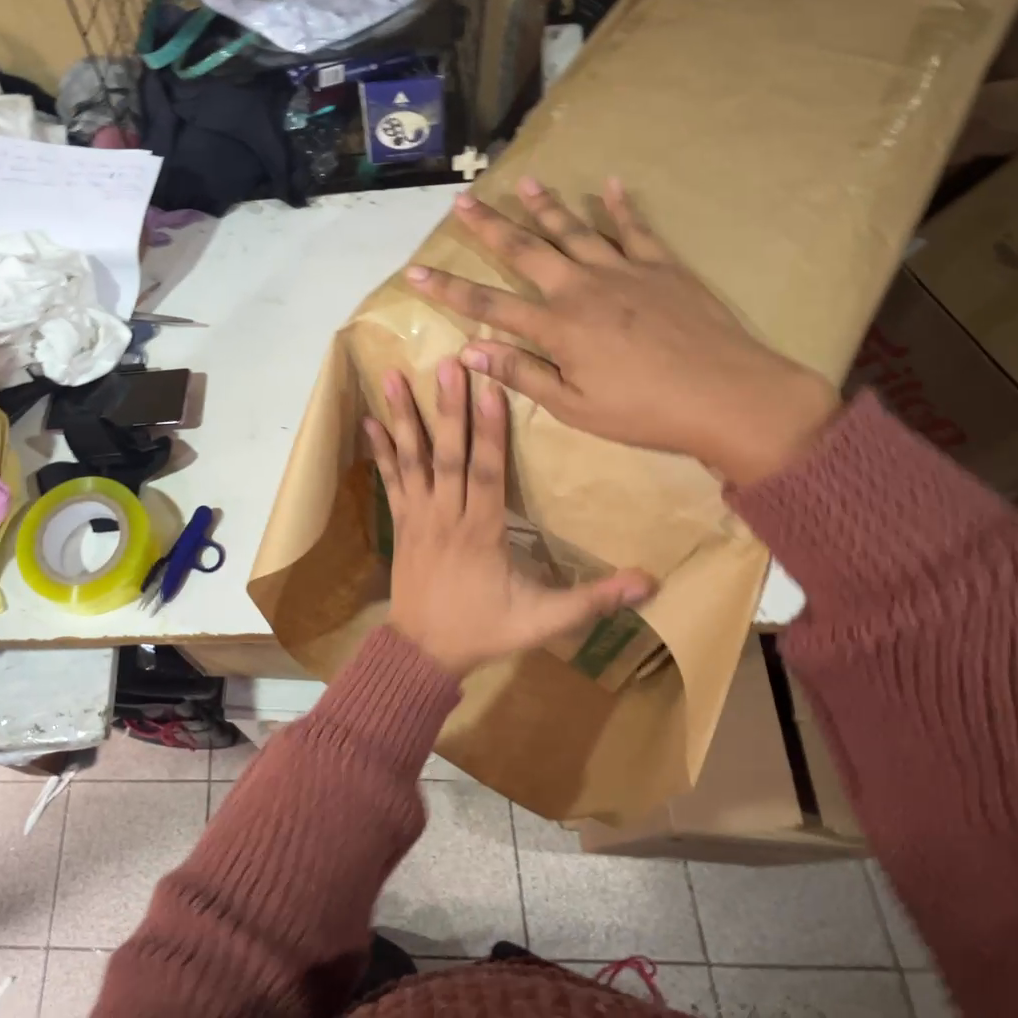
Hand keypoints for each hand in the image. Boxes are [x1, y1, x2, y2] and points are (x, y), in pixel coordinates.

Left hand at [364, 357, 655, 676]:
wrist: (422, 653)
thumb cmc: (484, 632)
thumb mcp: (543, 622)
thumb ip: (593, 601)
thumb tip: (649, 583)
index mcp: (481, 533)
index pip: (487, 474)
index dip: (490, 432)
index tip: (491, 389)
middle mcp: (445, 517)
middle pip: (448, 456)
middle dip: (448, 409)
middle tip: (446, 364)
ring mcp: (417, 518)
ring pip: (413, 461)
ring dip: (405, 419)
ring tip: (393, 377)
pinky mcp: (400, 523)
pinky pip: (390, 481)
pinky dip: (381, 451)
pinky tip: (369, 421)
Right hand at [406, 177, 841, 484]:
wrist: (726, 394)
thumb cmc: (643, 412)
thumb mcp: (574, 406)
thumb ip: (522, 374)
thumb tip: (470, 350)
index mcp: (557, 327)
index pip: (488, 304)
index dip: (448, 288)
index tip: (414, 271)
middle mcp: (582, 288)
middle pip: (526, 251)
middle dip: (489, 228)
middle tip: (462, 202)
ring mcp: (624, 270)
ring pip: (574, 230)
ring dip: (544, 206)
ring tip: (520, 183)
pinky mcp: (662, 266)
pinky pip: (635, 228)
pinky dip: (619, 206)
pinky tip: (607, 184)